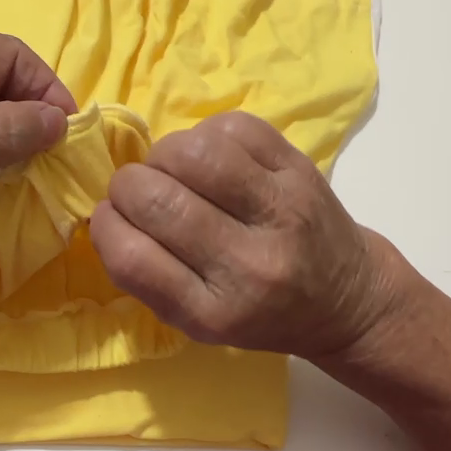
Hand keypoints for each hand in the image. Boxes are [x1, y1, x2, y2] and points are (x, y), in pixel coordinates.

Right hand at [90, 112, 406, 360]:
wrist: (346, 300)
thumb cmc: (256, 315)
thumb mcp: (194, 322)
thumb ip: (146, 277)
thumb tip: (106, 213)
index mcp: (211, 313)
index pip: (133, 259)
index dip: (104, 228)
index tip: (106, 220)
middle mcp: (249, 265)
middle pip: (157, 201)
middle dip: (126, 186)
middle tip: (134, 192)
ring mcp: (280, 211)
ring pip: (193, 154)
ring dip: (162, 155)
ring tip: (169, 172)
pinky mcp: (301, 170)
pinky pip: (232, 128)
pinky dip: (203, 135)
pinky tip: (208, 159)